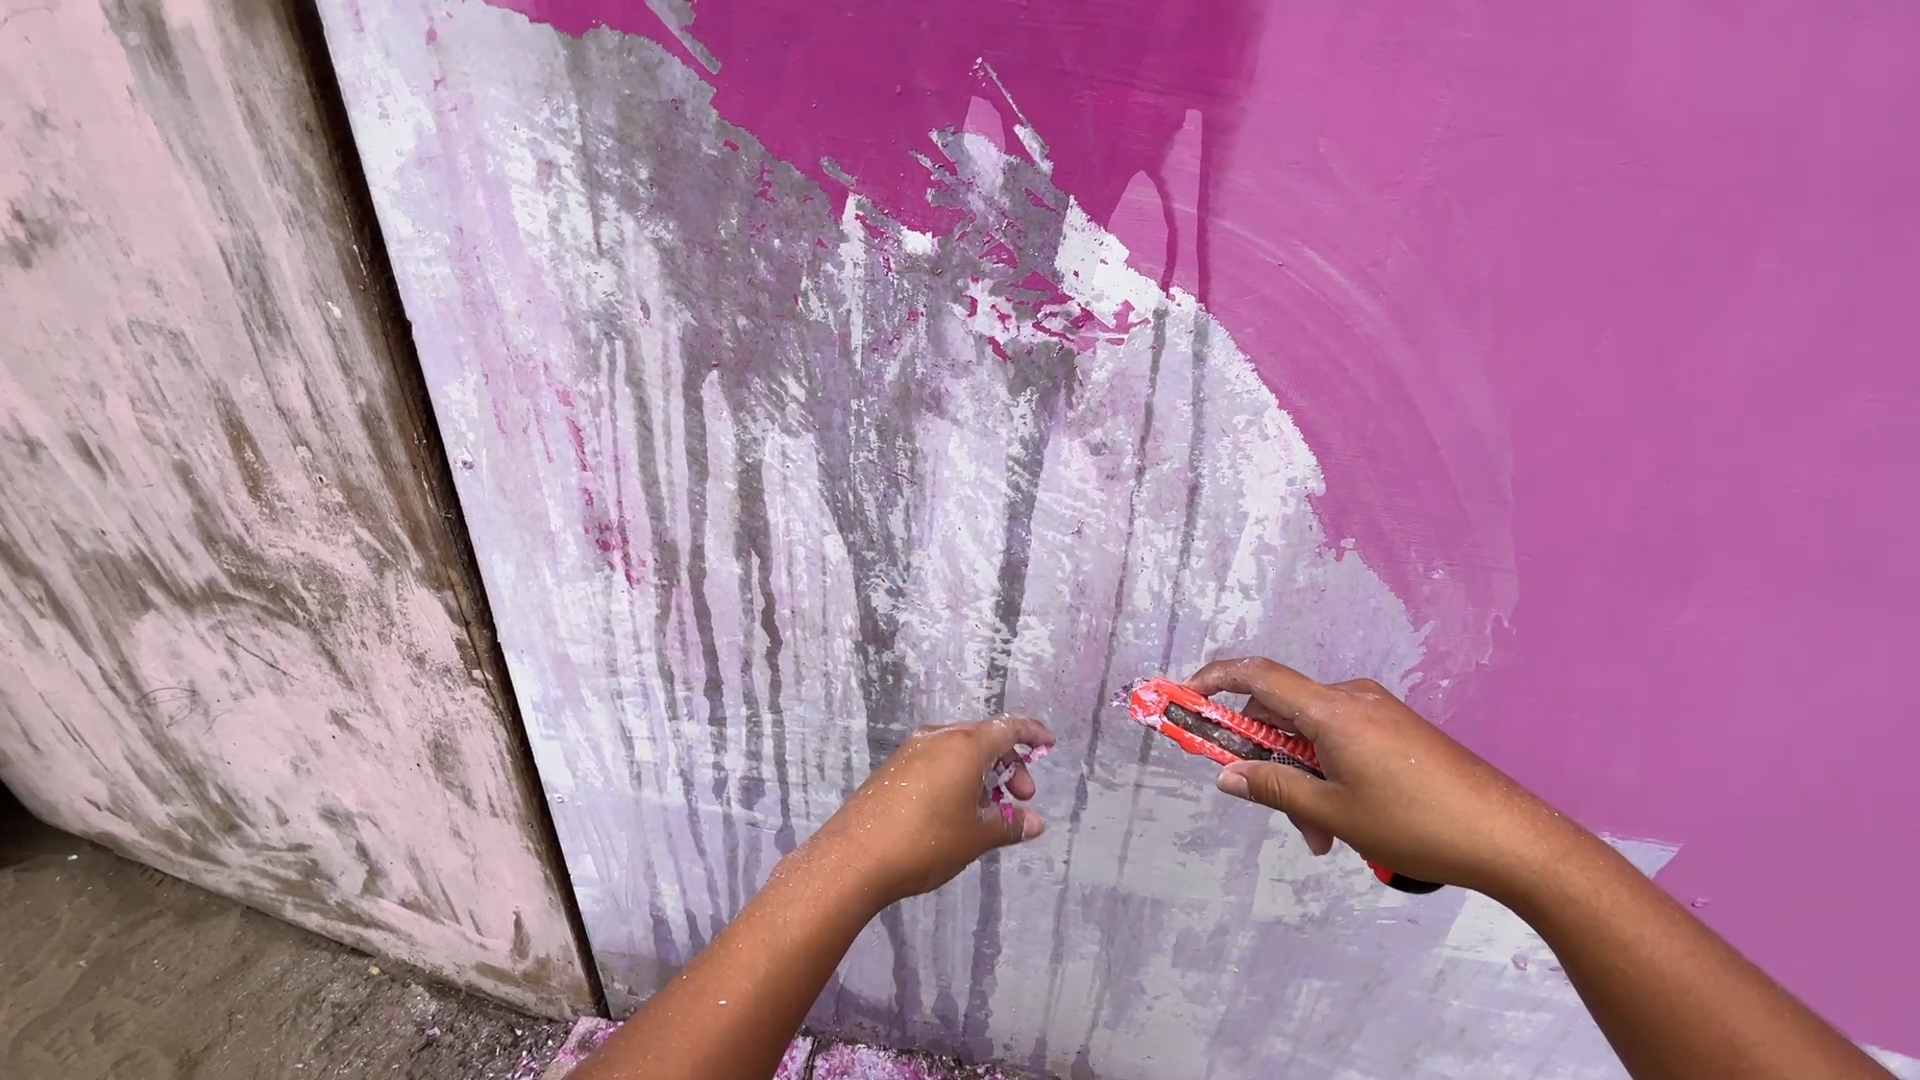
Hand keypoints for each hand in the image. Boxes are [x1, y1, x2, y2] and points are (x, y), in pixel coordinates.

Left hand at [804, 715, 1054, 904]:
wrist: (854, 858)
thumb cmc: (925, 842)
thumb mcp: (976, 837)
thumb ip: (1009, 825)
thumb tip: (1035, 823)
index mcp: (964, 745)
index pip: (1008, 727)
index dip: (1032, 732)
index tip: (1048, 743)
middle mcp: (938, 738)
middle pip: (984, 738)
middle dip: (1008, 764)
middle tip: (1021, 797)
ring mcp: (911, 751)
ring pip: (959, 750)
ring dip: (982, 772)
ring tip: (991, 810)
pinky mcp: (894, 769)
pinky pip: (937, 761)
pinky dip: (958, 776)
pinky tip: (959, 809)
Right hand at [1189, 657, 1568, 893]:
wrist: (1516, 840)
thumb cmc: (1415, 823)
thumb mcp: (1333, 813)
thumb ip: (1272, 788)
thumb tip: (1227, 776)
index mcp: (1331, 710)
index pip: (1257, 675)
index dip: (1215, 679)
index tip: (1186, 695)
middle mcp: (1352, 698)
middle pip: (1284, 713)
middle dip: (1267, 758)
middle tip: (1276, 812)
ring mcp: (1380, 713)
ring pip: (1314, 734)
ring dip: (1302, 776)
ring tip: (1323, 837)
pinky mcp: (1400, 731)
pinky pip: (1343, 740)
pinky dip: (1329, 773)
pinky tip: (1349, 821)